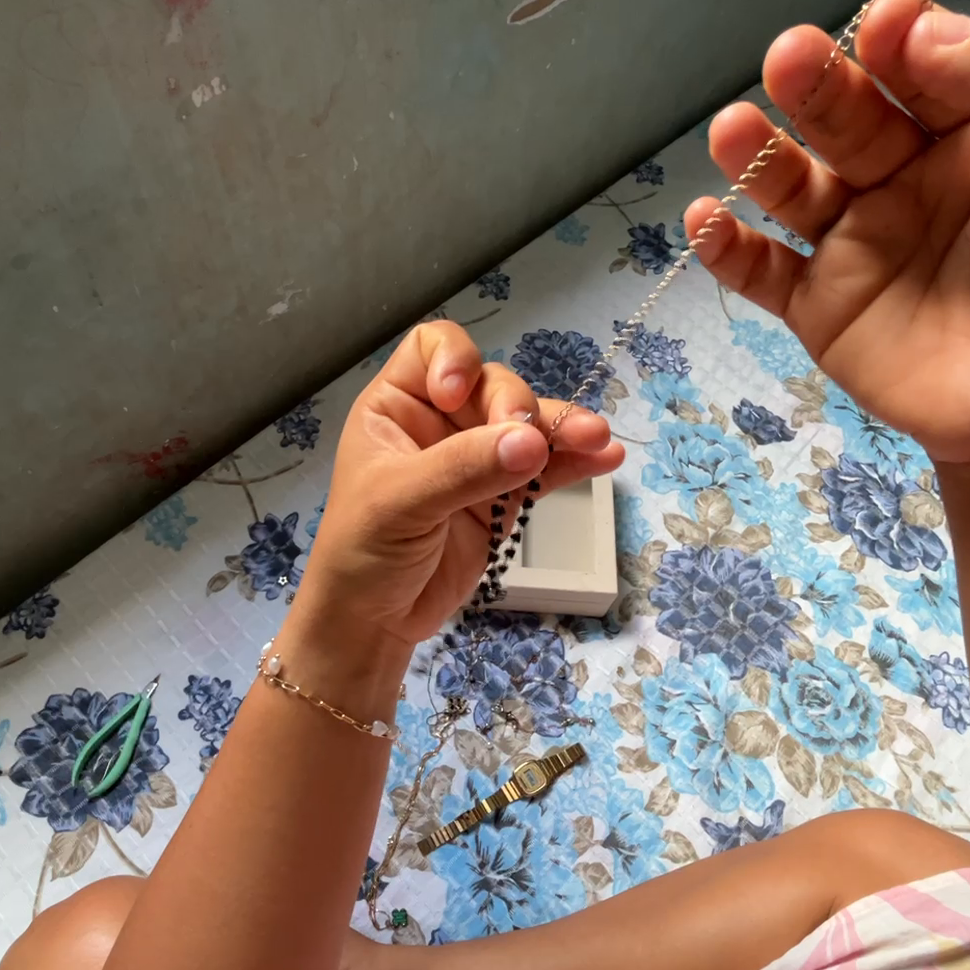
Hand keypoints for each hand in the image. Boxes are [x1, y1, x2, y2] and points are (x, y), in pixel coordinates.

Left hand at [299, 321, 623, 643]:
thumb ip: (463, 469)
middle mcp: (439, 423)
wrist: (375, 620)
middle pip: (493, 386)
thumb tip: (532, 440)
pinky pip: (544, 470)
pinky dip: (573, 464)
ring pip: (526, 426)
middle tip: (531, 444)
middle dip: (517, 407)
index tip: (458, 395)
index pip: (433, 349)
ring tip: (598, 438)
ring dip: (562, 430)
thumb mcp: (401, 502)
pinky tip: (606, 459)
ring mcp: (475, 459)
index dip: (456, 360)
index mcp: (397, 407)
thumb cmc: (363, 551)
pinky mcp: (503, 497)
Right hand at [686, 0, 969, 464]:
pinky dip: (728, 250)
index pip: (925, 69)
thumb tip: (922, 31)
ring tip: (731, 130)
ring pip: (793, 189)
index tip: (882, 23)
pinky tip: (704, 221)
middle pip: (848, 120)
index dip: (900, 41)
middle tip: (788, 56)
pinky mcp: (815, 306)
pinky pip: (761, 272)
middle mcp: (906, 182)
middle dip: (819, 86)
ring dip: (758, 158)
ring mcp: (853, 246)